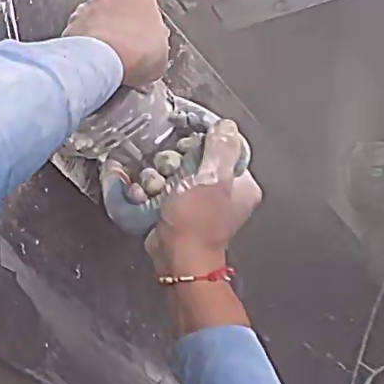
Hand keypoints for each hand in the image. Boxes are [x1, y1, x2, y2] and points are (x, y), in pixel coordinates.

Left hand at [63, 0, 169, 86]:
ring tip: (102, 59)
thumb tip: (151, 47)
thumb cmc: (139, 52)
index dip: (142, 28)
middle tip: (121, 50)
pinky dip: (81, 46)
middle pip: (114, 10)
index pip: (142, 7)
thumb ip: (156, 42)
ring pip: (93, 21)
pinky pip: (77, 36)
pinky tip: (87, 62)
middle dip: (116, 26)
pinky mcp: (67, 26)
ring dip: (96, 35)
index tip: (142, 44)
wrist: (102, 60)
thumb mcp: (162, 51)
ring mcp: (84, 8)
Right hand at [143, 119, 261, 273]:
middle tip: (166, 170)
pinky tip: (144, 194)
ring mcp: (196, 201)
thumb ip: (220, 150)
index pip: (223, 149)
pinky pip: (159, 189)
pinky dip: (148, 190)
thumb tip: (226, 126)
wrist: (177, 258)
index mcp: (240, 183)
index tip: (184, 144)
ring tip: (153, 187)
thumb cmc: (197, 222)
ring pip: (171, 173)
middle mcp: (221, 191)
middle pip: (192, 159)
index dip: (201, 142)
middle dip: (172, 162)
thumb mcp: (211, 180)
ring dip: (156, 177)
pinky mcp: (174, 209)